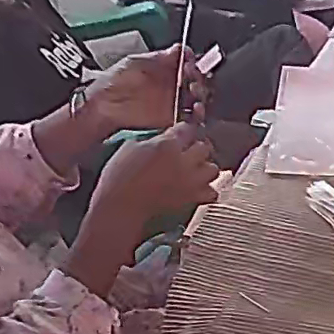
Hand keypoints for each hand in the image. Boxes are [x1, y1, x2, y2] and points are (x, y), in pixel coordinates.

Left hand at [83, 46, 209, 132]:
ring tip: (196, 98)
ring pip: (199, 100)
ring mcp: (174, 103)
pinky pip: (191, 119)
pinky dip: (197, 116)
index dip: (195, 65)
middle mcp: (173, 86)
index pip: (191, 65)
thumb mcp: (138, 61)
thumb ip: (161, 57)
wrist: (105, 105)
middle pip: (199, 83)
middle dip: (201, 82)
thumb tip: (181, 49)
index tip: (191, 65)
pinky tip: (195, 111)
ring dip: (202, 99)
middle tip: (194, 82)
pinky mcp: (172, 119)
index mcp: (167, 69)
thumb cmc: (116, 81)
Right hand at [89, 121, 220, 223]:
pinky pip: (212, 192)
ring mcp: (190, 181)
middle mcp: (184, 161)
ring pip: (213, 168)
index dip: (183, 131)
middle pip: (204, 147)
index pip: (187, 128)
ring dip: (205, 168)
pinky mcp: (192, 198)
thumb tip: (164, 137)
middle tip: (187, 153)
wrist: (122, 205)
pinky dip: (207, 191)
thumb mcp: (131, 146)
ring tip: (194, 171)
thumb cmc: (120, 176)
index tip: (180, 134)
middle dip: (196, 148)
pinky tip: (196, 189)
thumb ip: (154, 139)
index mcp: (167, 144)